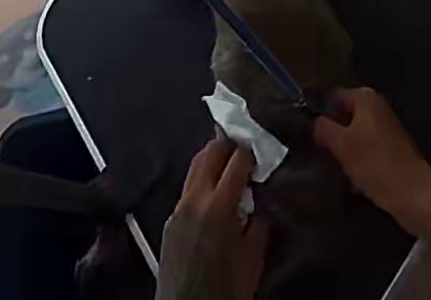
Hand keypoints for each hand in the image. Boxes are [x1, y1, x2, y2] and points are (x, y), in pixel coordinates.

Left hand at [155, 136, 270, 299]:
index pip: (236, 160)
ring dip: (212, 158)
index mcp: (220, 206)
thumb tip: (260, 202)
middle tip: (242, 149)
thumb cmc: (226, 291)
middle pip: (210, 152)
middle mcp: (196, 199)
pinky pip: (187, 188)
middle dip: (227, 145)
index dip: (250, 151)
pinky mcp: (170, 220)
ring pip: (195, 166)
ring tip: (227, 164)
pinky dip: (201, 180)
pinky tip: (213, 193)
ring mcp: (179, 208)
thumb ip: (259, 223)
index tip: (259, 151)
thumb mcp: (253, 259)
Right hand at [312, 87, 430, 225]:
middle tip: (319, 153)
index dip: (320, 114)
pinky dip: (358, 160)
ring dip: (344, 149)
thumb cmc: (375, 164)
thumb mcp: (342, 145)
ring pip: (355, 134)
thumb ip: (323, 128)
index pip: (332, 98)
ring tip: (332, 167)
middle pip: (344, 116)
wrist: (414, 195)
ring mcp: (387, 128)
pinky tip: (351, 178)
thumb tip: (315, 122)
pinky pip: (367, 149)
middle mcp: (377, 106)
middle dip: (332, 133)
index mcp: (365, 97)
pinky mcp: (393, 149)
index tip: (309, 135)